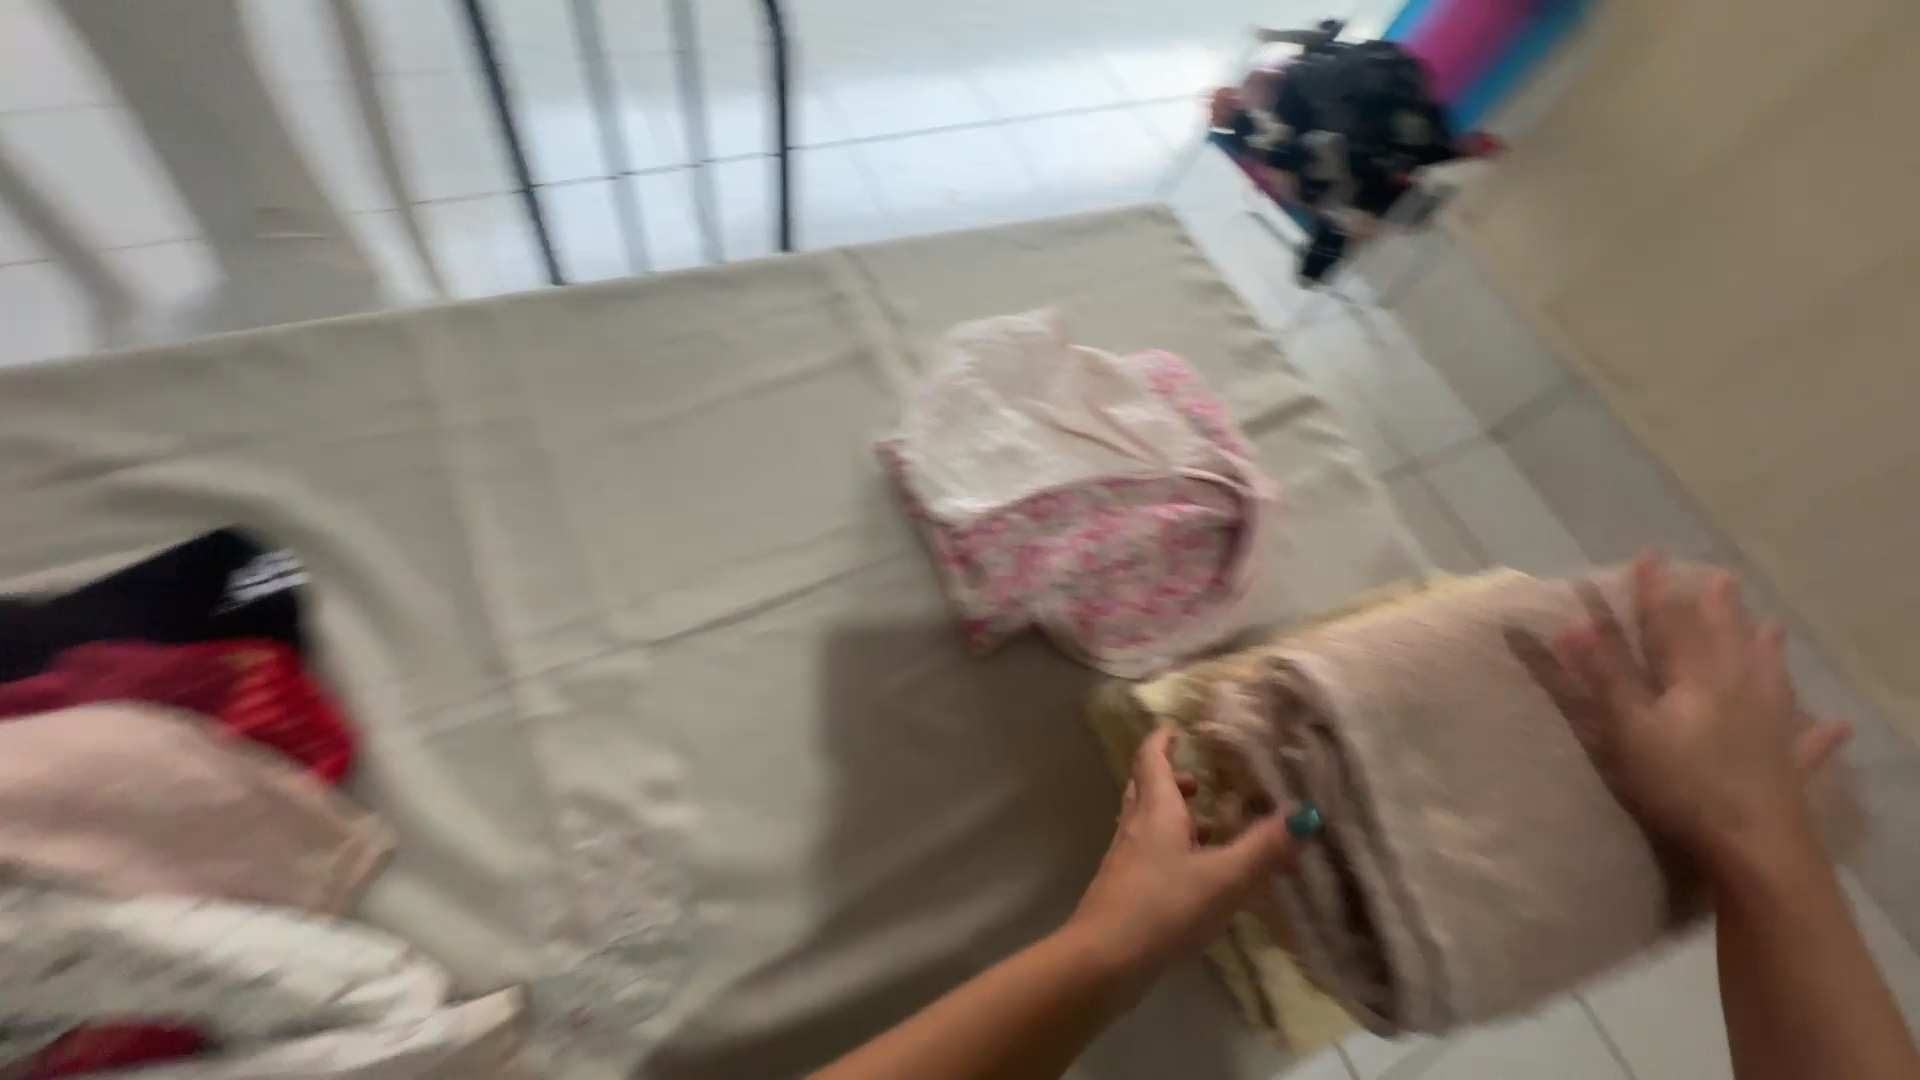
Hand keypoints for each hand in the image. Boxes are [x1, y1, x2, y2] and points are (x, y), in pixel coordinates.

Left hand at [1067, 727, 1303, 980]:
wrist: (1105, 957)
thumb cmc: (1164, 906)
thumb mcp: (1224, 878)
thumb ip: (1265, 848)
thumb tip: (1308, 813)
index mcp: (1155, 810)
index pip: (1151, 759)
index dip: (1162, 741)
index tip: (1176, 729)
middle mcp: (1135, 826)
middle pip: (1146, 788)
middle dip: (1171, 780)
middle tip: (1199, 783)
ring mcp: (1125, 858)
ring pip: (1146, 822)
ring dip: (1172, 817)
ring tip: (1208, 830)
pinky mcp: (1124, 888)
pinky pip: (1147, 853)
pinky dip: (1169, 849)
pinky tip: (1193, 877)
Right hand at [1513, 553, 1850, 872]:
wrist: (1756, 850)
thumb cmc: (1682, 783)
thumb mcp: (1627, 727)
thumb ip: (1603, 675)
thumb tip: (1572, 624)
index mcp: (1698, 679)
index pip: (1671, 623)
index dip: (1657, 591)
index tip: (1648, 557)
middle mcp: (1741, 692)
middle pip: (1726, 641)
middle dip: (1716, 609)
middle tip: (1719, 577)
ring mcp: (1772, 728)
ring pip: (1769, 677)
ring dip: (1766, 650)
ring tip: (1773, 626)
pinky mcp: (1787, 766)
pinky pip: (1807, 741)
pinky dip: (1818, 731)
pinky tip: (1834, 726)